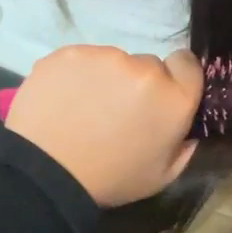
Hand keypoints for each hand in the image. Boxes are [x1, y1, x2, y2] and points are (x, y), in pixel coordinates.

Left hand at [4, 45, 202, 206]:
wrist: (44, 174)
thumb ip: (184, 143)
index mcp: (173, 98)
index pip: (188, 64)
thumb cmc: (110, 179)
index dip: (176, 80)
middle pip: (149, 65)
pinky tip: (64, 101)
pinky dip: (77, 76)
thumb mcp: (163, 175)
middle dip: (138, 84)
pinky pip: (82, 60)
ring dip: (106, 79)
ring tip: (85, 110)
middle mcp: (143, 69)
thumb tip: (187, 125)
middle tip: (117, 113)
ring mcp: (103, 57)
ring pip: (113, 61)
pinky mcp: (69, 53)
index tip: (159, 98)